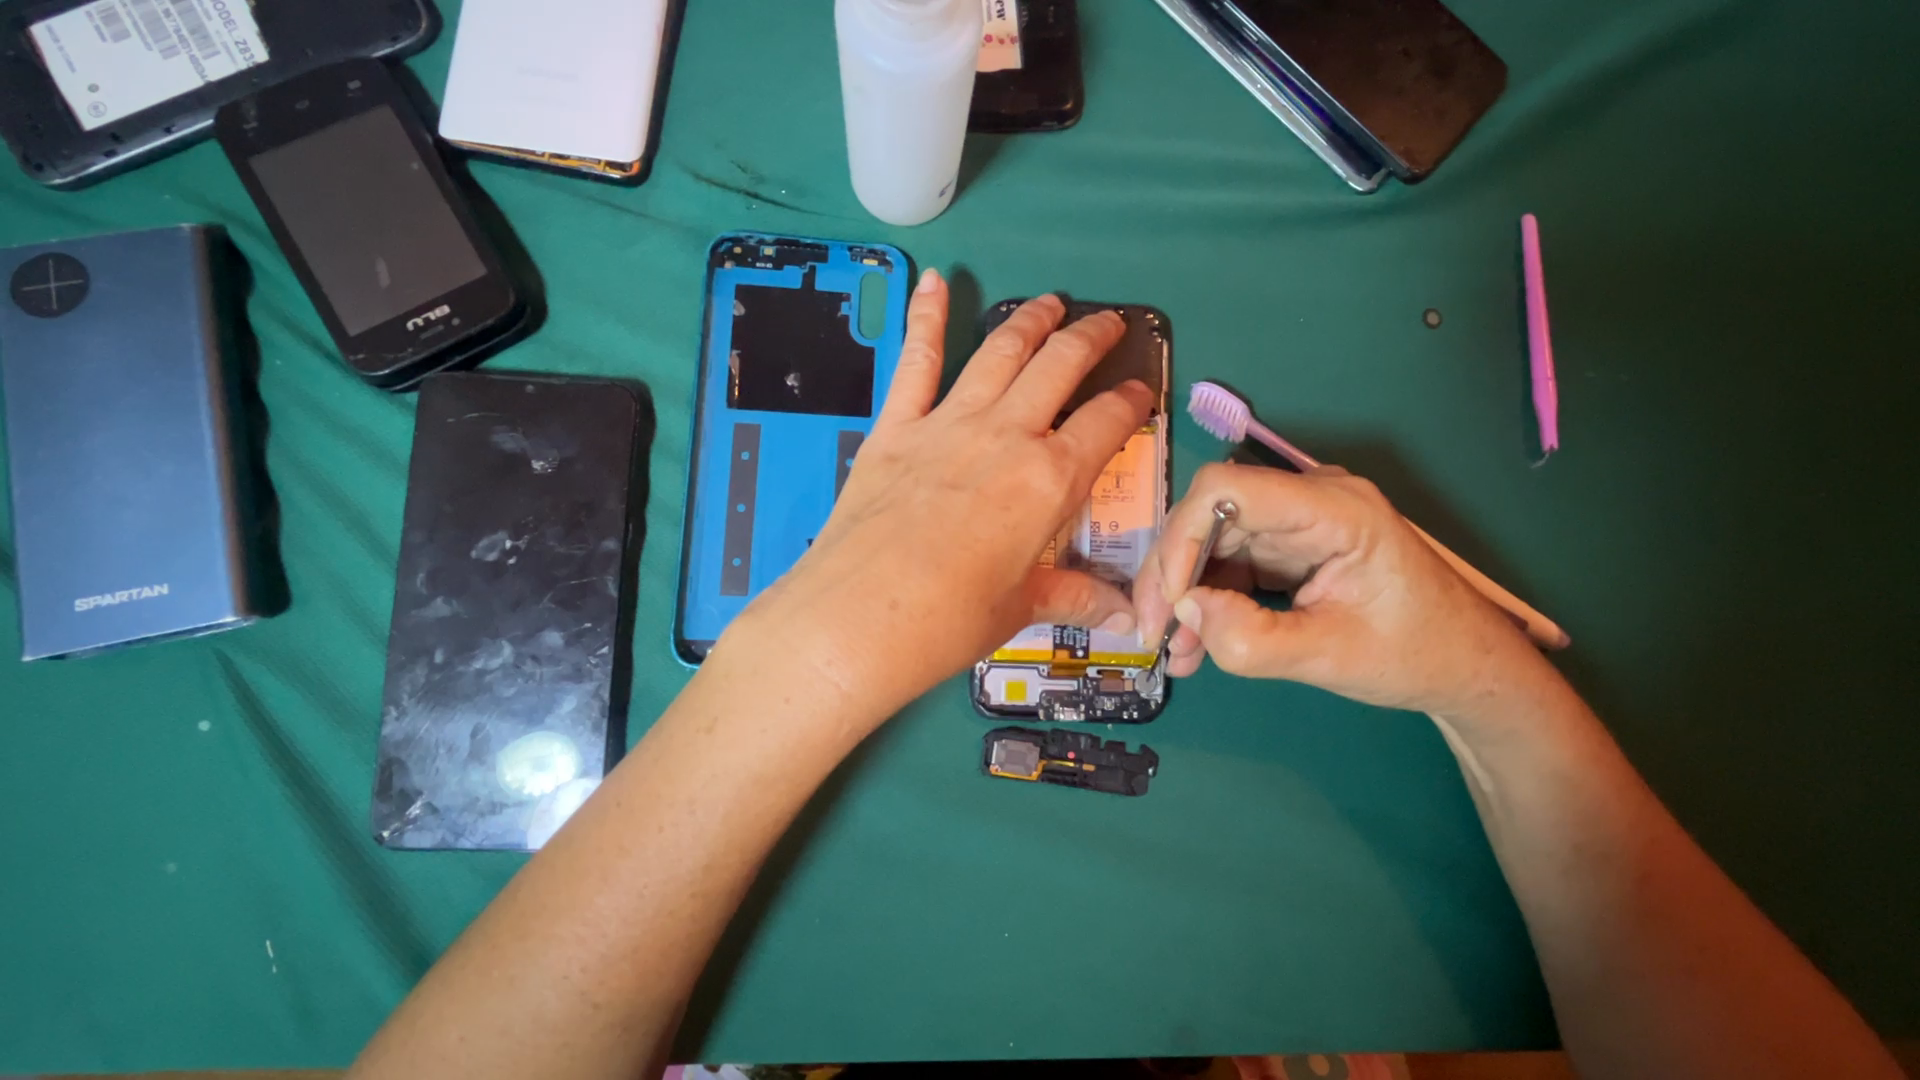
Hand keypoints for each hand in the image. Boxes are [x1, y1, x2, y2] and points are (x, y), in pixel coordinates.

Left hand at [727, 271, 1153, 721]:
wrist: (855, 619)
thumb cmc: (948, 622)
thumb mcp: (1019, 609)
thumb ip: (1072, 597)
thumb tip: (1125, 618)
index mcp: (1050, 481)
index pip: (1107, 424)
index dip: (1131, 403)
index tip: (1140, 392)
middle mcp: (1006, 436)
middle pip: (1059, 368)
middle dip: (1090, 339)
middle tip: (1106, 324)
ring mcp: (947, 424)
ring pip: (1000, 353)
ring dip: (1031, 321)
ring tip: (1051, 304)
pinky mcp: (895, 427)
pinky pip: (916, 361)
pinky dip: (926, 318)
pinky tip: (935, 282)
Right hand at [1133, 463, 1542, 716]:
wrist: (1463, 669)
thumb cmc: (1415, 655)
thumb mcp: (1331, 659)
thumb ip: (1253, 640)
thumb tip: (1185, 611)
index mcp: (1332, 509)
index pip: (1226, 489)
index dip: (1182, 536)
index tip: (1171, 601)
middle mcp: (1306, 502)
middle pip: (1207, 516)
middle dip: (1171, 575)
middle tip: (1153, 635)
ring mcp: (1294, 524)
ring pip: (1208, 543)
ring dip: (1183, 596)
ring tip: (1175, 654)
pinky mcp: (1286, 549)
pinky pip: (1227, 566)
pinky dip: (1205, 603)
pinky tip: (1195, 646)